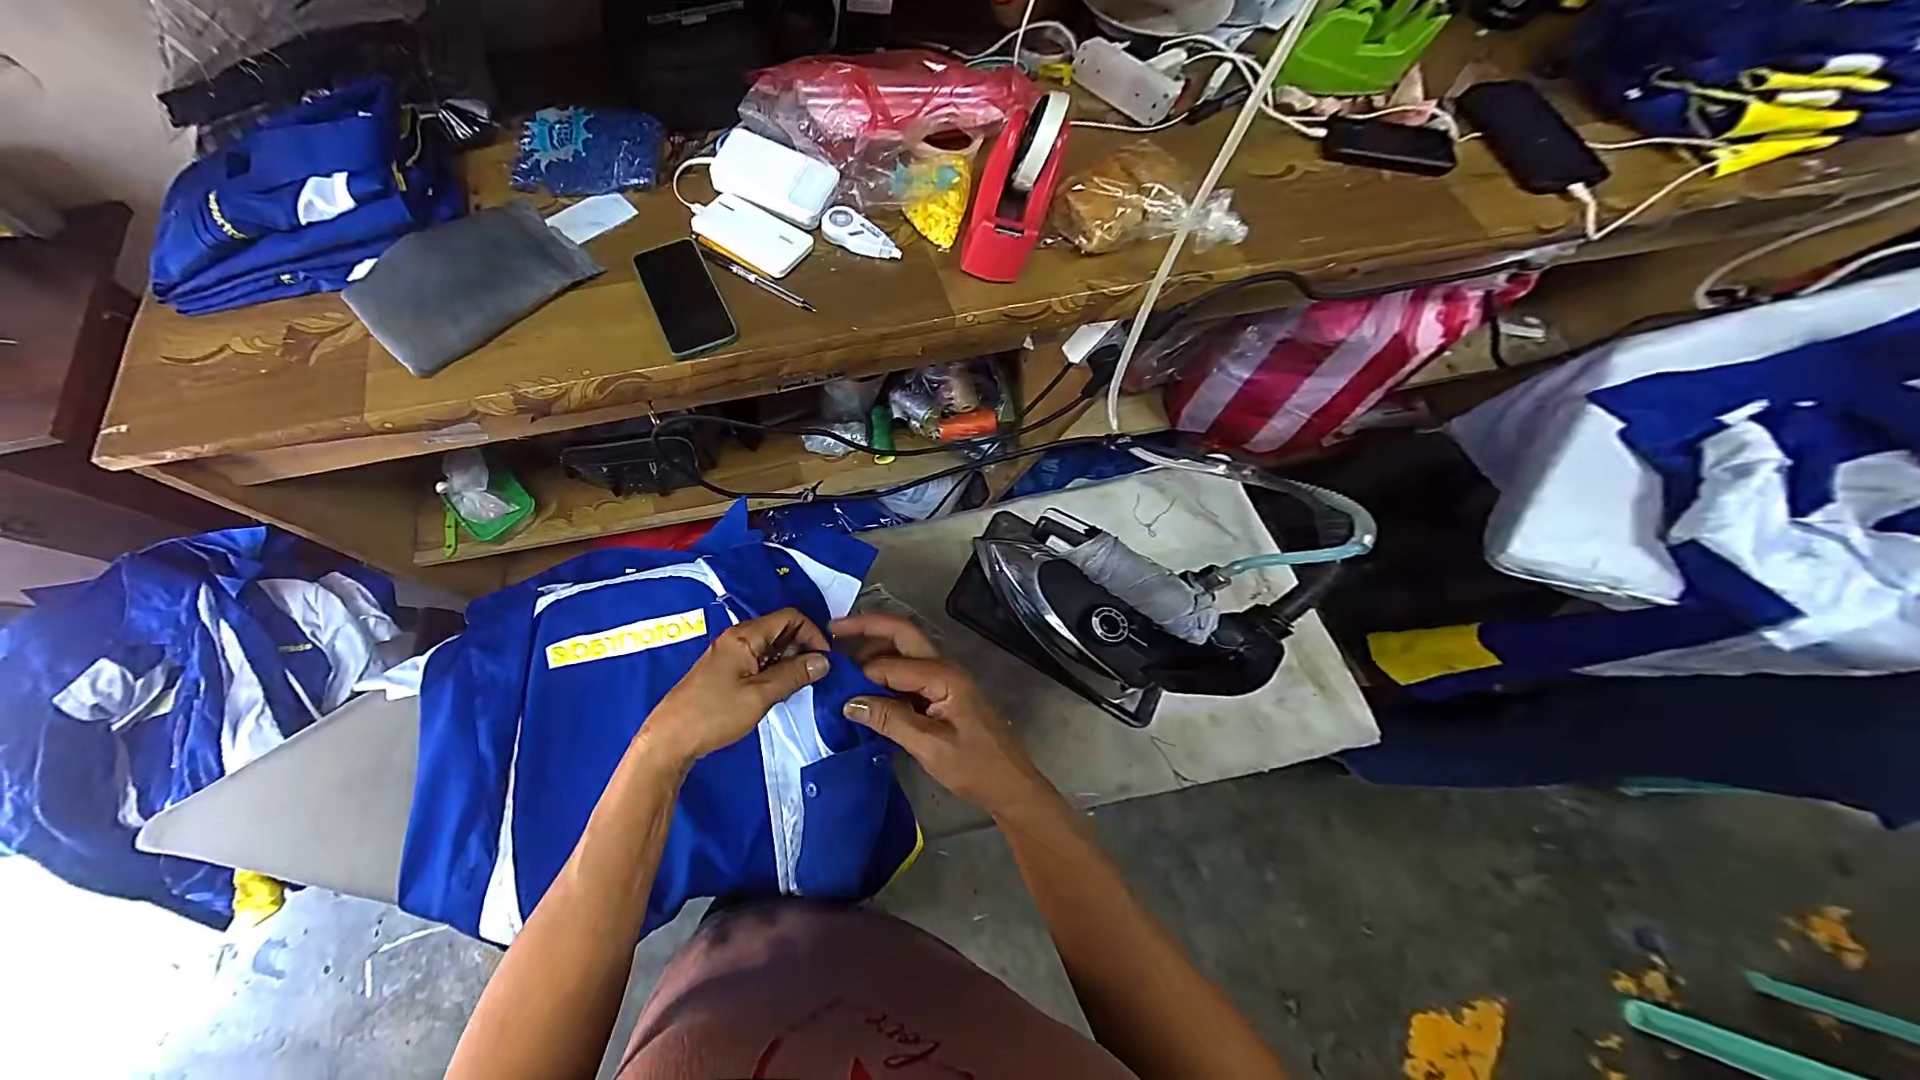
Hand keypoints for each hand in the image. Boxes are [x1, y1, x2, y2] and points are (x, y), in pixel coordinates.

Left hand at [641, 608, 830, 767]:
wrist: (669, 739)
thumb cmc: (713, 714)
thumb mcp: (760, 695)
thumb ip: (794, 675)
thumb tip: (824, 661)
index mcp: (744, 636)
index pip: (790, 617)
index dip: (813, 633)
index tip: (824, 659)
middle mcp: (737, 637)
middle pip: (781, 628)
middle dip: (803, 646)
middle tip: (812, 674)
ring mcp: (730, 653)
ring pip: (772, 645)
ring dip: (789, 660)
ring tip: (797, 684)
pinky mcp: (727, 669)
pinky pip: (760, 659)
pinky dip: (775, 668)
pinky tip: (778, 689)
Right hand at [834, 614, 1057, 822]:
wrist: (1010, 785)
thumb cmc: (976, 767)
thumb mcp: (930, 746)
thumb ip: (890, 719)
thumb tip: (850, 702)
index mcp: (944, 676)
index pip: (892, 664)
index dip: (862, 674)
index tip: (835, 687)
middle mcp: (944, 668)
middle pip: (902, 635)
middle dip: (868, 627)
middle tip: (833, 629)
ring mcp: (944, 680)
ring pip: (905, 652)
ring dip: (875, 648)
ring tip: (844, 659)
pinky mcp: (941, 694)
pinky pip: (909, 673)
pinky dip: (885, 672)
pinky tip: (867, 686)